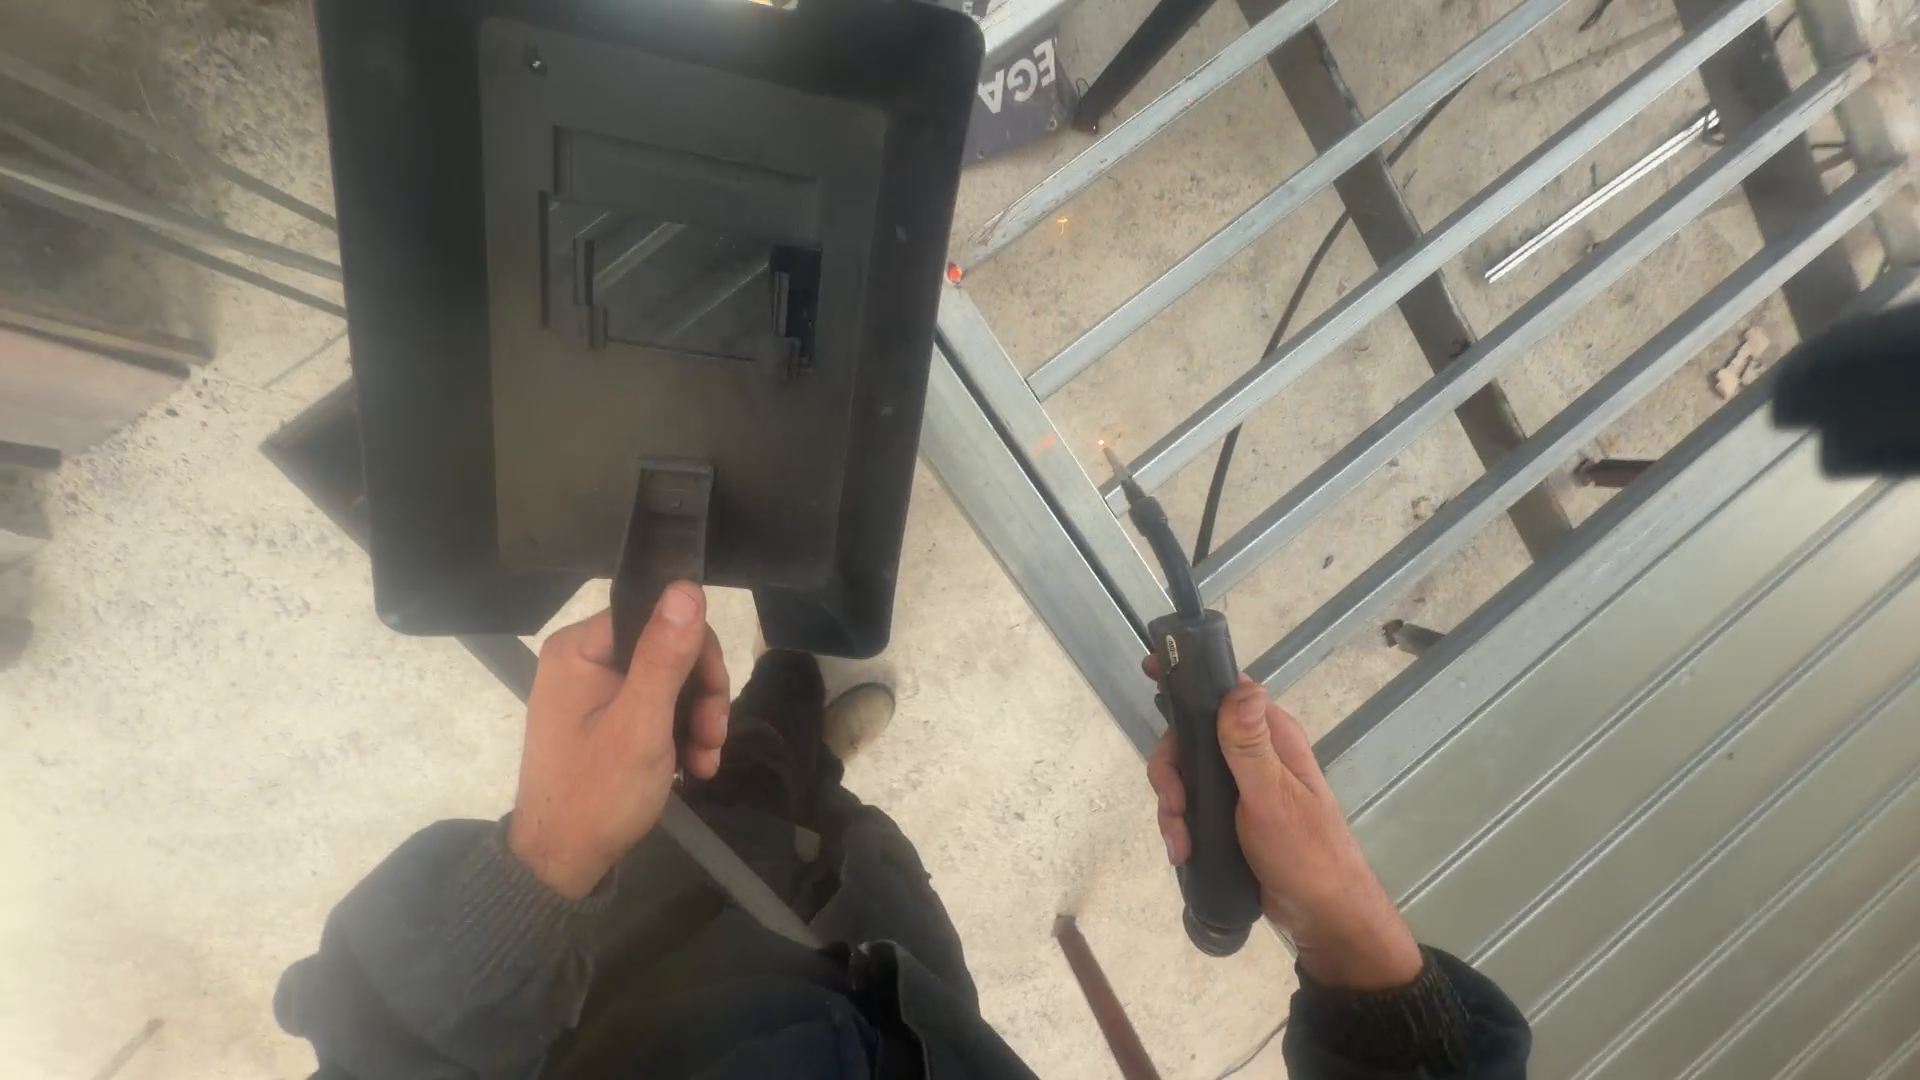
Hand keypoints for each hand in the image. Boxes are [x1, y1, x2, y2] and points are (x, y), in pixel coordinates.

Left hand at [507, 583, 730, 898]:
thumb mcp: (641, 723)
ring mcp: (596, 691)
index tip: (714, 695)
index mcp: (581, 649)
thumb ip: (665, 654)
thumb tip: (687, 587)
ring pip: (674, 680)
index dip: (696, 651)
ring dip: (700, 718)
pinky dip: (684, 734)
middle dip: (703, 693)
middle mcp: (586, 660)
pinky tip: (695, 766)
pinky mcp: (608, 717)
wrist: (563, 865)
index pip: (658, 616)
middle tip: (713, 735)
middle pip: (671, 649)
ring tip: (705, 759)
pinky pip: (660, 706)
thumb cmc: (598, 793)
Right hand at [1146, 662, 1421, 989]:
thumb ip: (1250, 744)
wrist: (1324, 922)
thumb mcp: (1273, 797)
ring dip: (1172, 805)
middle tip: (1171, 802)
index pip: (1225, 689)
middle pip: (1190, 736)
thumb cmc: (1306, 855)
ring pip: (1184, 772)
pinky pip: (1190, 804)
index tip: (1150, 675)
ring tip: (1179, 841)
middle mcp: (1253, 752)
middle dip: (1170, 769)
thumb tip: (1242, 687)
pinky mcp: (1227, 813)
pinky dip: (1179, 824)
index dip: (1187, 681)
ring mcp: (1239, 783)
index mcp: (1270, 735)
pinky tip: (1182, 849)